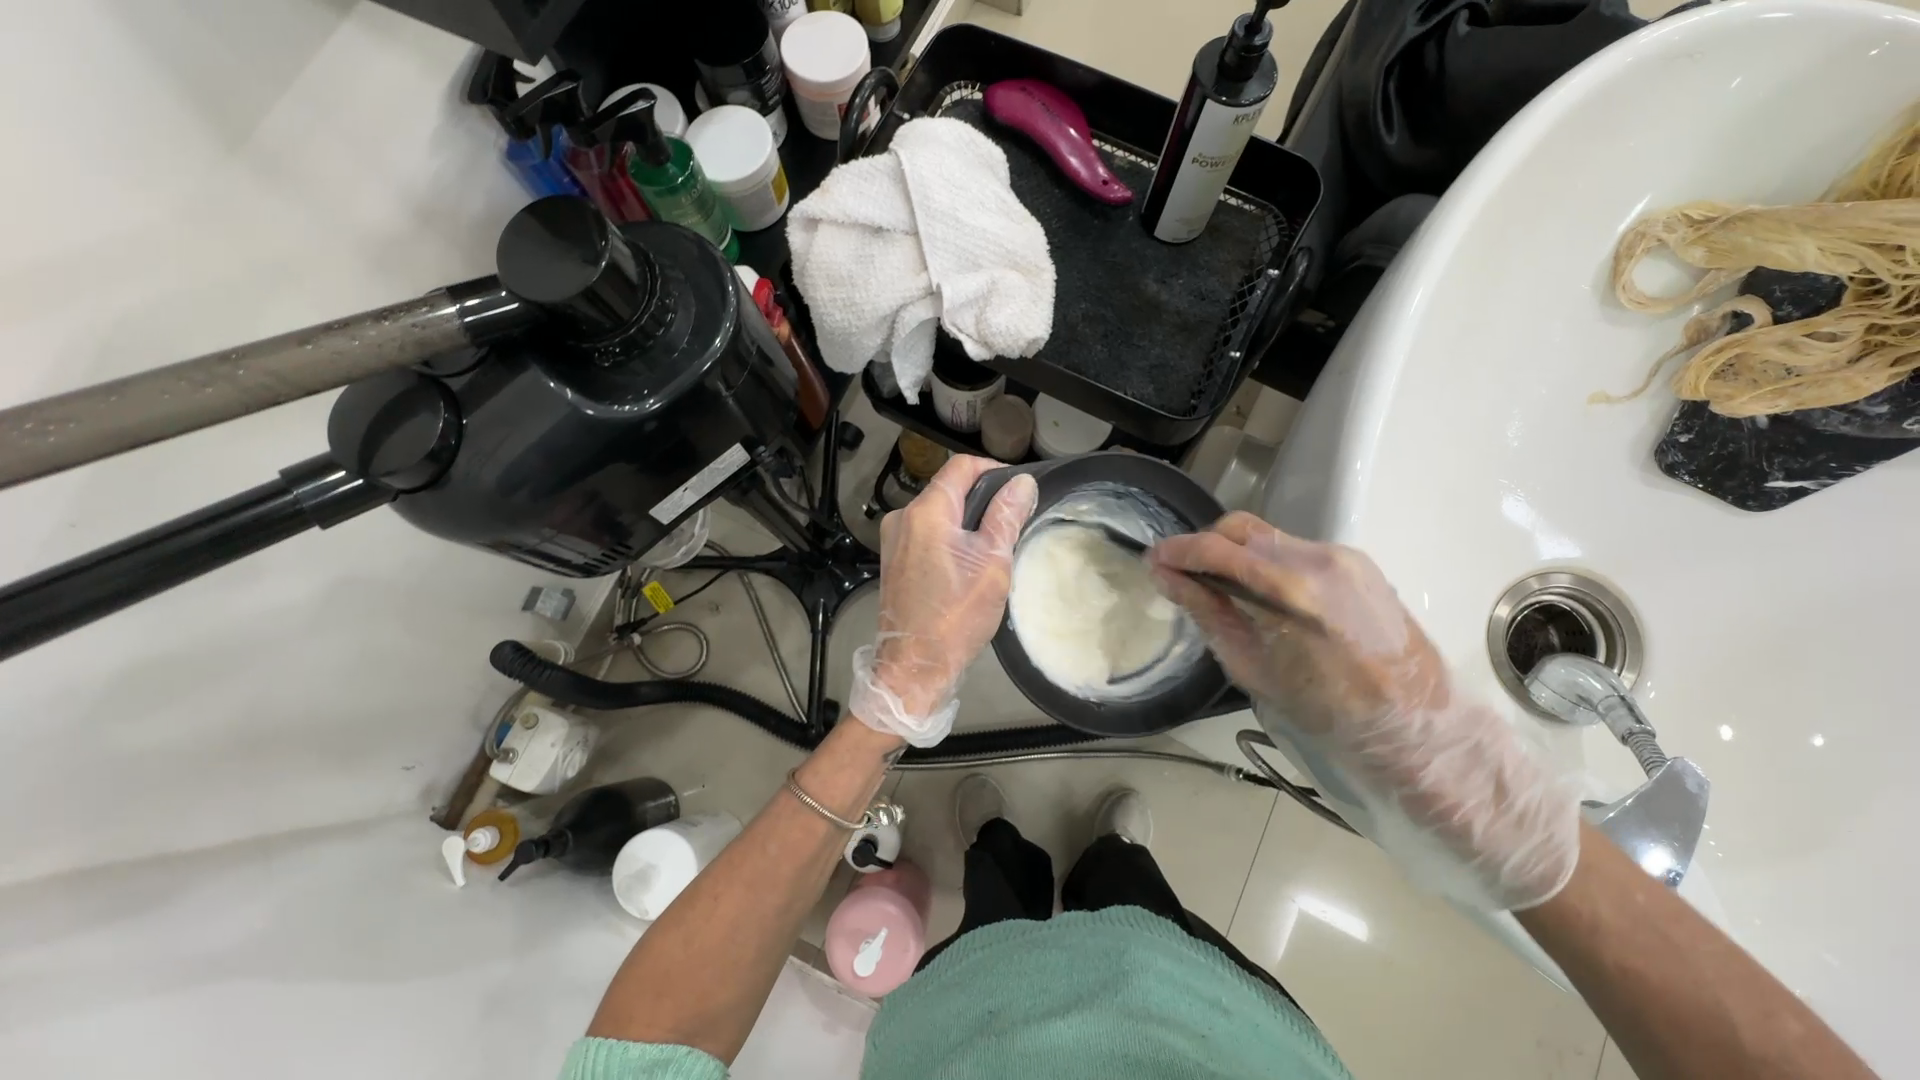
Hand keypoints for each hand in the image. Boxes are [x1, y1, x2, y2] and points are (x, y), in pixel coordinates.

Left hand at [849, 456, 1037, 746]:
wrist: (914, 668)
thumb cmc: (956, 616)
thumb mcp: (992, 563)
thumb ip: (1006, 516)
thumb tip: (1022, 482)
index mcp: (926, 511)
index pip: (962, 466)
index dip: (995, 470)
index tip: (1020, 490)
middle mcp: (903, 517)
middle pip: (949, 489)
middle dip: (984, 499)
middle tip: (1015, 522)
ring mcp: (894, 540)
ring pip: (939, 513)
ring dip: (968, 522)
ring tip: (997, 546)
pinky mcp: (894, 561)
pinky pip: (927, 534)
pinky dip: (951, 539)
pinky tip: (970, 563)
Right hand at [1149, 513, 1579, 910]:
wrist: (1418, 725)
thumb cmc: (1329, 712)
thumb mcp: (1253, 668)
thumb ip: (1209, 612)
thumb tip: (1168, 577)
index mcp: (1291, 590)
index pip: (1218, 549)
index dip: (1177, 551)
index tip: (1153, 560)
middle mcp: (1319, 559)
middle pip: (1242, 528)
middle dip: (1204, 545)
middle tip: (1181, 573)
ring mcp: (1344, 557)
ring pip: (1269, 536)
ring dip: (1236, 553)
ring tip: (1220, 586)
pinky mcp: (1360, 563)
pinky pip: (1297, 548)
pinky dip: (1268, 561)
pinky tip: (1262, 593)